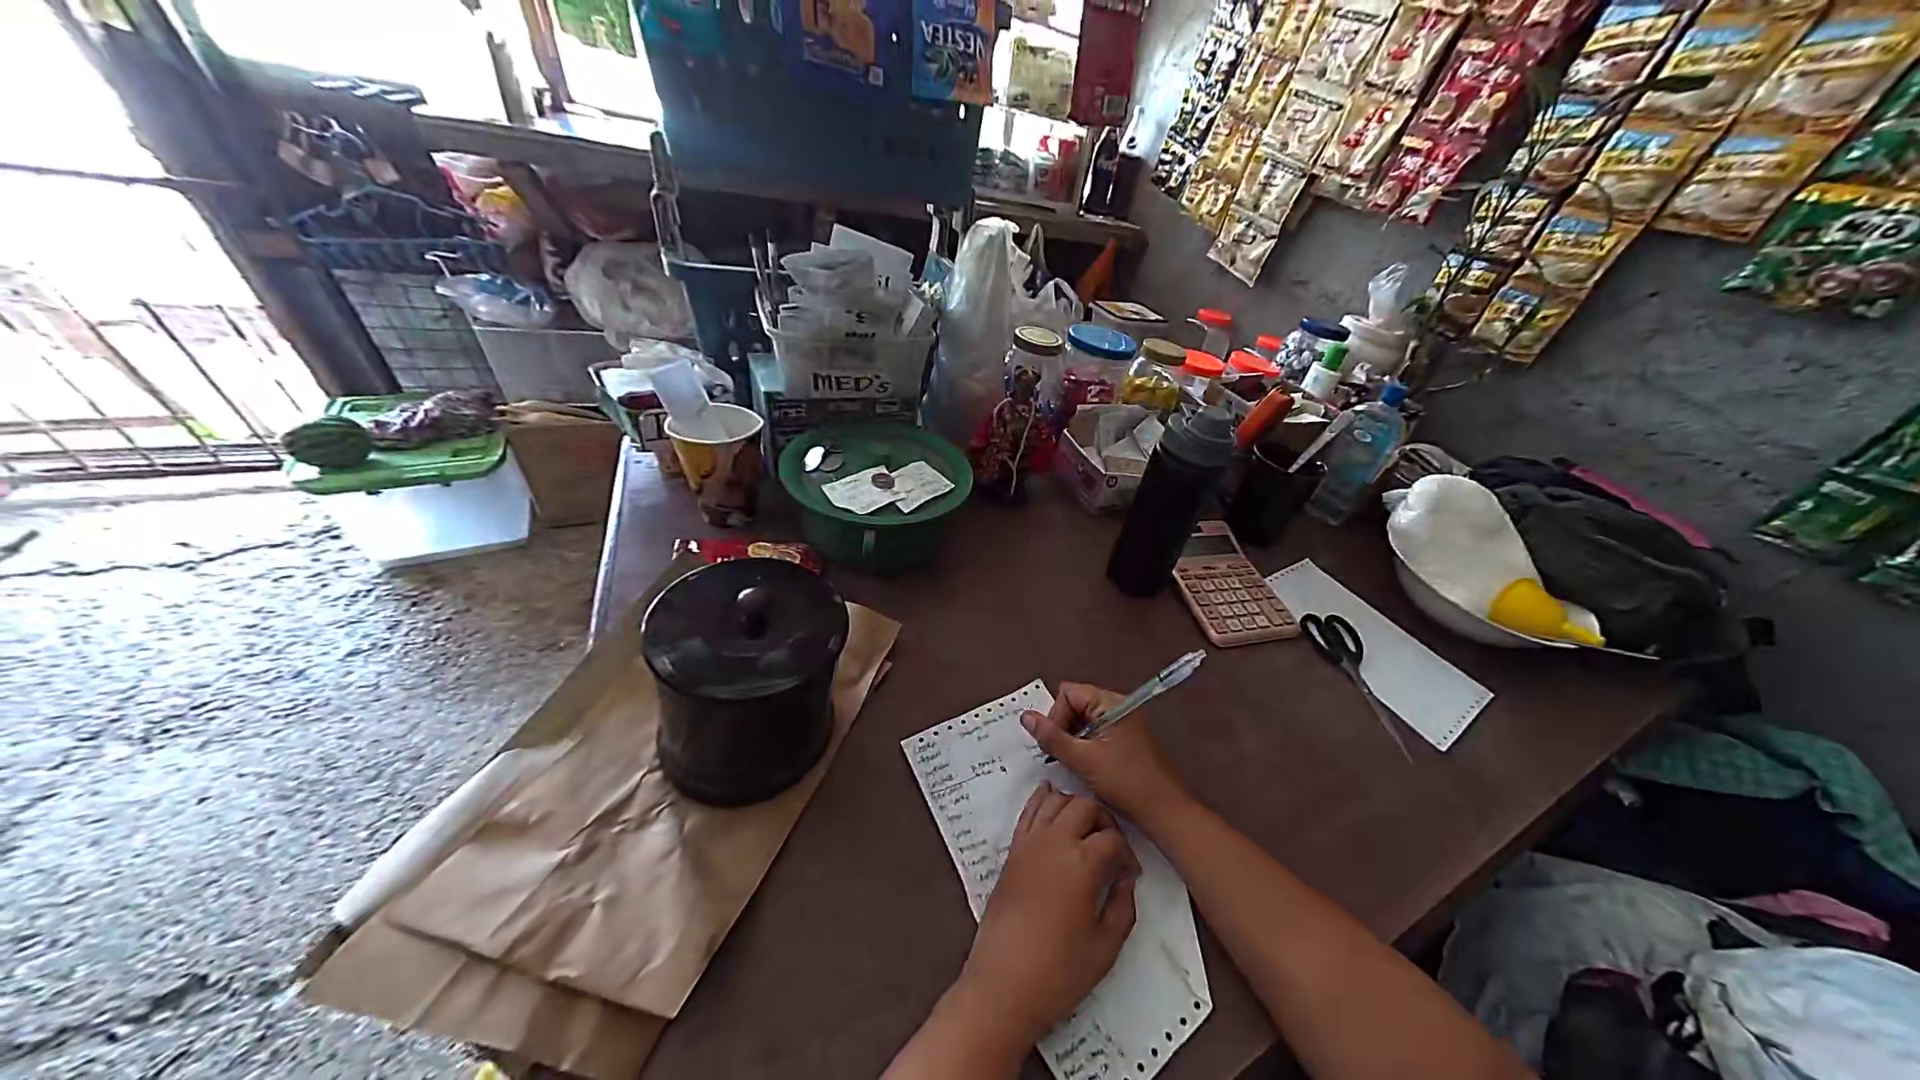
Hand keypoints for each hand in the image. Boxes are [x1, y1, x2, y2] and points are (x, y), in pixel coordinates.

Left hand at [953, 784, 1138, 1048]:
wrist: (1004, 984)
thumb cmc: (1059, 971)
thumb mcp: (1107, 945)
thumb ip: (1123, 905)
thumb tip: (1125, 879)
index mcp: (1082, 863)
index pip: (1113, 838)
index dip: (1128, 853)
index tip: (1131, 873)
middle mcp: (1055, 842)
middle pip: (1085, 806)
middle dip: (1104, 819)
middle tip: (1112, 845)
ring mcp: (1029, 844)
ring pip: (1056, 801)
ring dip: (1075, 805)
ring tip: (1087, 828)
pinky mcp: (1012, 852)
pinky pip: (1028, 812)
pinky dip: (1042, 798)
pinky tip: (1051, 795)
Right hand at [1022, 683, 1193, 823]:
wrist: (1166, 811)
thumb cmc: (1125, 782)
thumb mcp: (1083, 760)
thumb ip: (1052, 737)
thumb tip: (1026, 717)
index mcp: (1112, 703)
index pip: (1068, 693)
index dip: (1056, 716)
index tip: (1054, 744)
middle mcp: (1119, 706)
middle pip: (1076, 704)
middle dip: (1062, 727)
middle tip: (1058, 755)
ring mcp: (1125, 722)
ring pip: (1084, 720)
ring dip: (1073, 738)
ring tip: (1072, 762)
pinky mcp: (1127, 738)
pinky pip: (1097, 731)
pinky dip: (1085, 745)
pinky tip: (1085, 766)